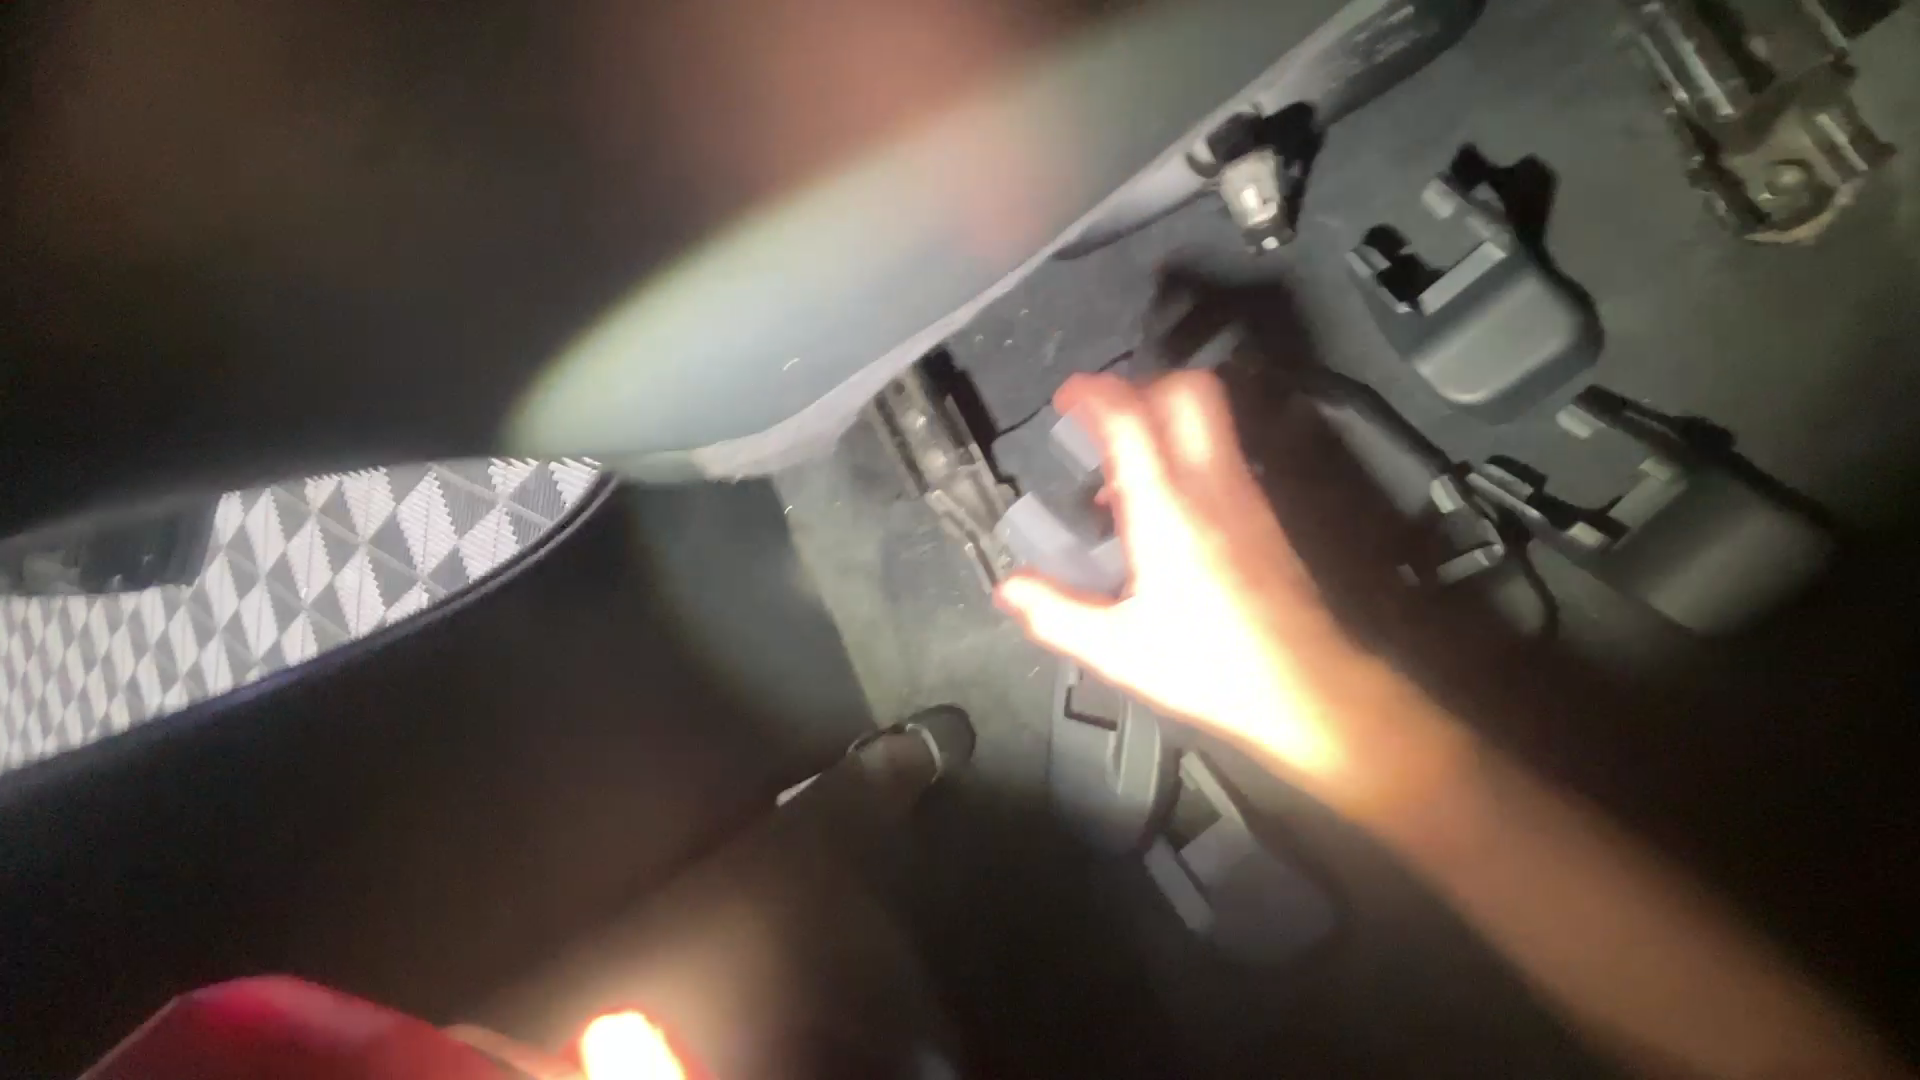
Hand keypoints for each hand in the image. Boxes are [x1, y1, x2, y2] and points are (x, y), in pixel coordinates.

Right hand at [995, 370, 1373, 786]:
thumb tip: (1009, 589)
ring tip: (1121, 465)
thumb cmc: (1210, 667)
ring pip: (1210, 418)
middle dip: (1139, 386)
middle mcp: (1211, 488)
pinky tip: (1161, 506)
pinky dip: (1184, 452)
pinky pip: (1221, 453)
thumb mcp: (1116, 649)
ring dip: (1162, 418)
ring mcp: (1244, 496)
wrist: (1308, 690)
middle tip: (1102, 418)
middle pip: (1187, 392)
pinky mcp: (1263, 514)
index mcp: (1167, 512)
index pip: (1132, 419)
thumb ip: (1055, 613)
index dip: (1094, 393)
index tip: (1068, 396)